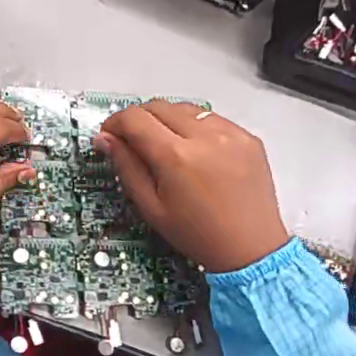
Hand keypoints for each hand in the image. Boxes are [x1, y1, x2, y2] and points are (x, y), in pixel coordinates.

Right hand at [98, 101, 288, 272]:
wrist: (250, 248)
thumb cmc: (197, 234)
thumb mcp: (150, 206)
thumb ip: (126, 166)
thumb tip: (106, 140)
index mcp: (176, 157)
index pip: (134, 119)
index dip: (114, 123)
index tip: (110, 135)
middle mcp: (205, 137)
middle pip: (158, 106)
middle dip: (138, 120)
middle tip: (132, 141)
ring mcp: (230, 134)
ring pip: (184, 108)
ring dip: (166, 120)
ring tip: (163, 146)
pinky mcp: (247, 137)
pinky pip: (211, 118)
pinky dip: (193, 127)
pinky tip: (192, 150)